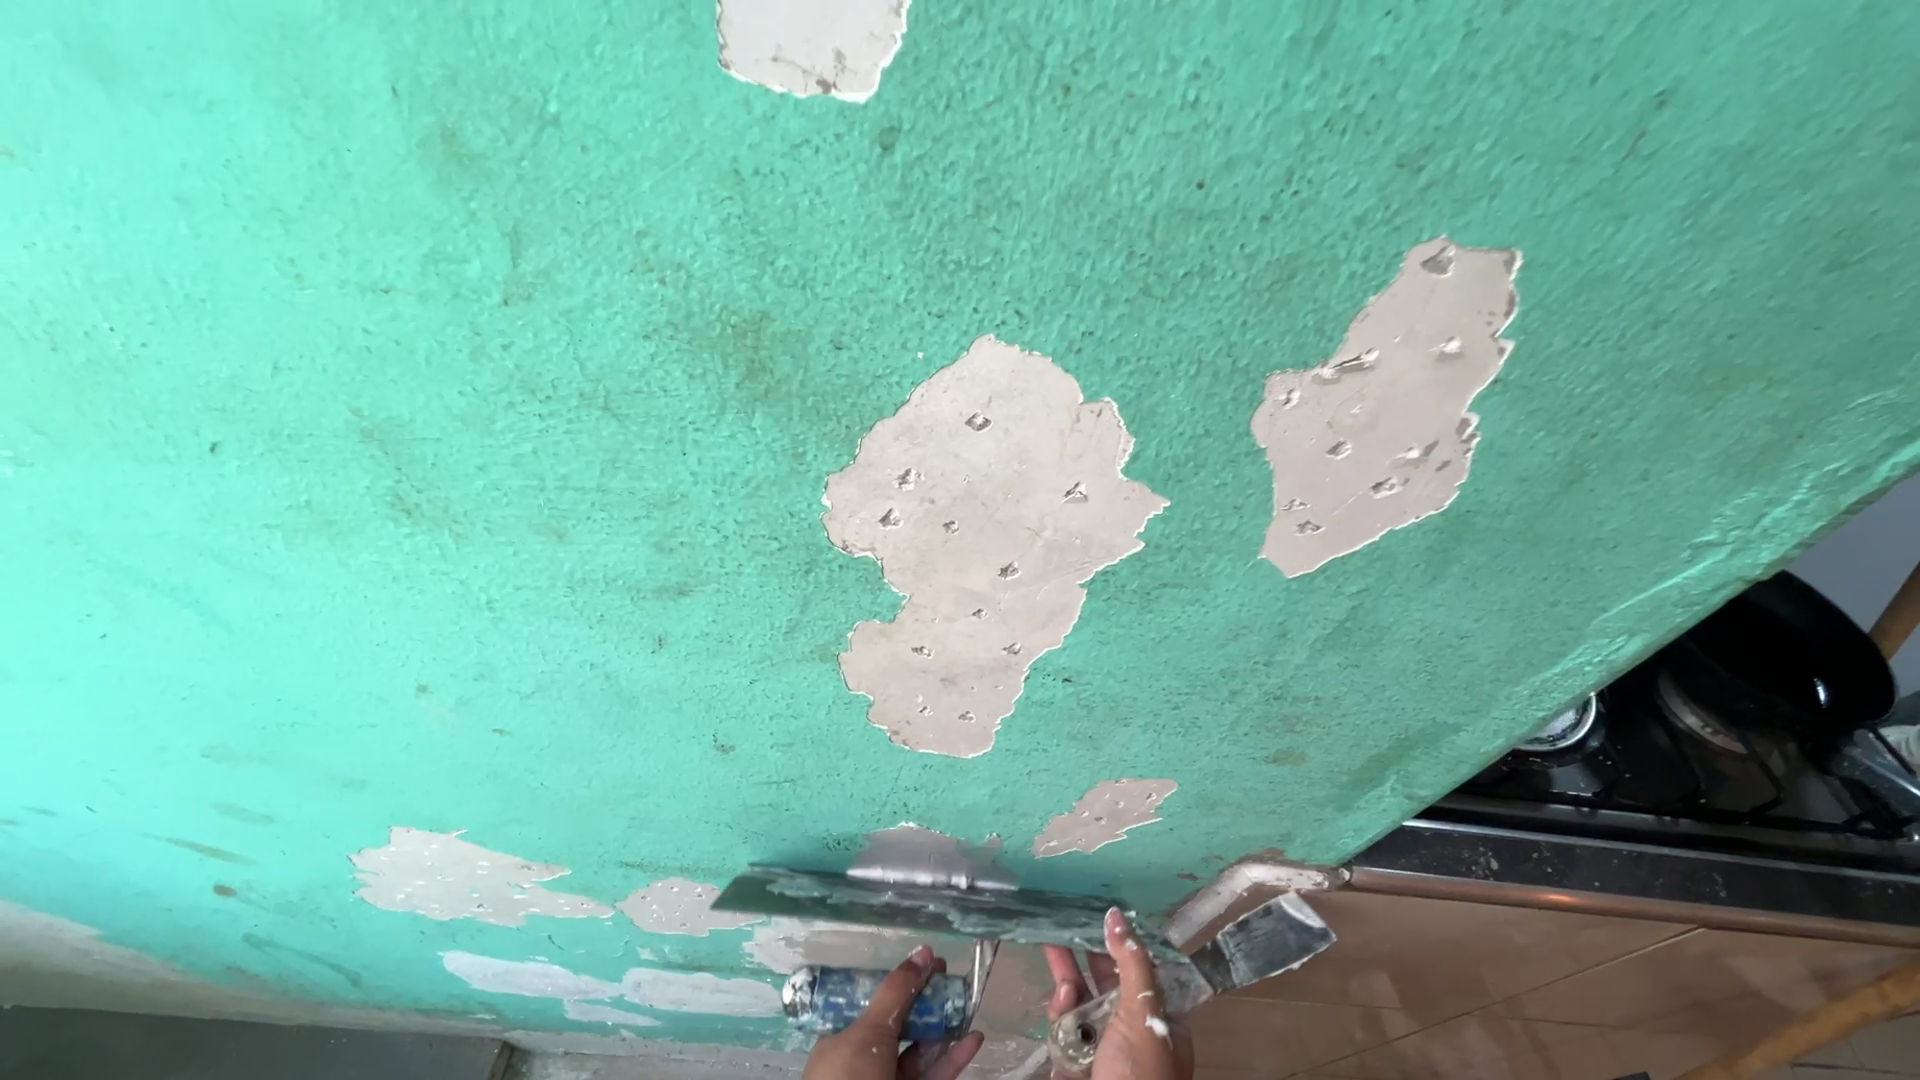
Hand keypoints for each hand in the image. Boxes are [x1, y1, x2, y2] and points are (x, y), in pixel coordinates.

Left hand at [803, 945, 985, 1079]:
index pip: (872, 1002)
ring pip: (920, 1050)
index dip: (899, 981)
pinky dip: (955, 1058)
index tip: (925, 963)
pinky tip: (975, 1038)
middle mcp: (864, 1060)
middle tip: (949, 977)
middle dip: (927, 1000)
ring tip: (967, 1002)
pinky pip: (935, 1074)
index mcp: (840, 1040)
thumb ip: (897, 992)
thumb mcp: (868, 1031)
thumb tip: (923, 952)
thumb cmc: (850, 1077)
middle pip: (901, 1023)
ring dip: (945, 1027)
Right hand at [1043, 909, 1193, 1079]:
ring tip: (1060, 972)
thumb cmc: (1139, 1074)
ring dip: (1068, 982)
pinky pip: (1063, 1026)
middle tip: (1059, 922)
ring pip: (1079, 1000)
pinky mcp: (1072, 1061)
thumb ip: (1130, 961)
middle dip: (1082, 953)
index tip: (1099, 914)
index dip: (1119, 942)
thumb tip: (1116, 913)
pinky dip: (1060, 1013)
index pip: (1139, 969)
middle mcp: (1131, 1030)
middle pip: (1103, 980)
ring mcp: (1100, 1046)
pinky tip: (1060, 1004)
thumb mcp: (1143, 1014)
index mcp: (1160, 1020)